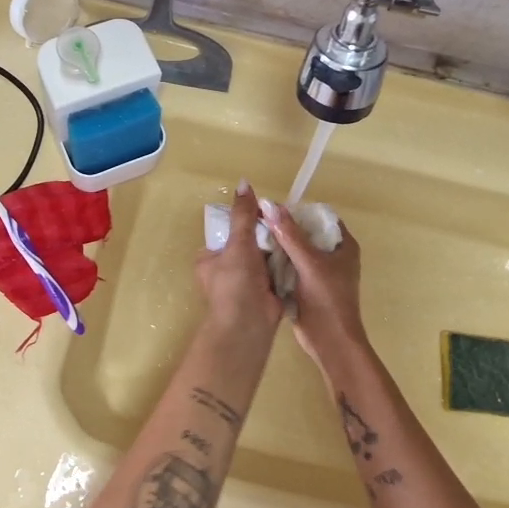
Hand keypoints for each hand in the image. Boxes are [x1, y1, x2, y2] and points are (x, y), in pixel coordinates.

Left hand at [194, 182, 281, 336]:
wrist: (248, 325)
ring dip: (277, 247)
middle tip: (284, 218)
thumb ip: (242, 214)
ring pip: (263, 255)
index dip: (245, 219)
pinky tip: (299, 248)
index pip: (227, 230)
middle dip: (264, 233)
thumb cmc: (235, 283)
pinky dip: (285, 262)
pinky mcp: (265, 291)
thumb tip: (244, 182)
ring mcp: (246, 281)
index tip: (264, 209)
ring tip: (294, 229)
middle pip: (248, 242)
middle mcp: (225, 269)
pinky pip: (275, 269)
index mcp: (209, 258)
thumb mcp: (238, 243)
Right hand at [261, 201, 364, 367]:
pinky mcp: (307, 286)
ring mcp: (320, 271)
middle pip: (306, 233)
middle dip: (283, 228)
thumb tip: (270, 206)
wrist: (330, 342)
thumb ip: (290, 235)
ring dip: (278, 246)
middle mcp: (333, 255)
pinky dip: (277, 262)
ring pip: (296, 250)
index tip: (272, 208)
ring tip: (254, 237)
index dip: (297, 210)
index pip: (319, 216)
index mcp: (344, 245)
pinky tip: (258, 258)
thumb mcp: (309, 263)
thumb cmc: (327, 300)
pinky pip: (290, 267)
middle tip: (257, 222)